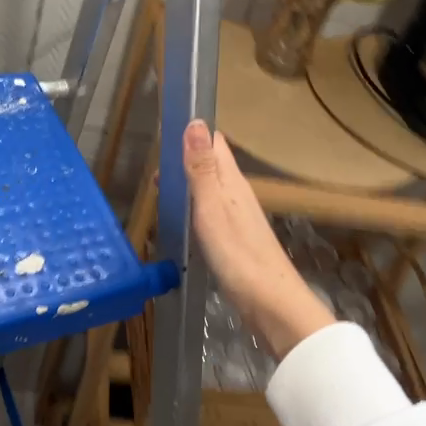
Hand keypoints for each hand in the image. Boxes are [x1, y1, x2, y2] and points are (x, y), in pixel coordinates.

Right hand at [184, 120, 335, 359]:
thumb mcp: (211, 205)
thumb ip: (201, 167)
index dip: (193, 131)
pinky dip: (193, 207)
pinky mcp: (236, 239)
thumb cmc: (237, 252)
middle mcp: (236, 192)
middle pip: (210, 163)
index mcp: (231, 179)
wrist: (270, 305)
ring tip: (160, 193)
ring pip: (210, 188)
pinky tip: (181, 221)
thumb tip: (195, 121)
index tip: (164, 131)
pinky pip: (211, 210)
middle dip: (184, 160)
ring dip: (187, 184)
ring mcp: (238, 217)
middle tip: (154, 172)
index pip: (214, 141)